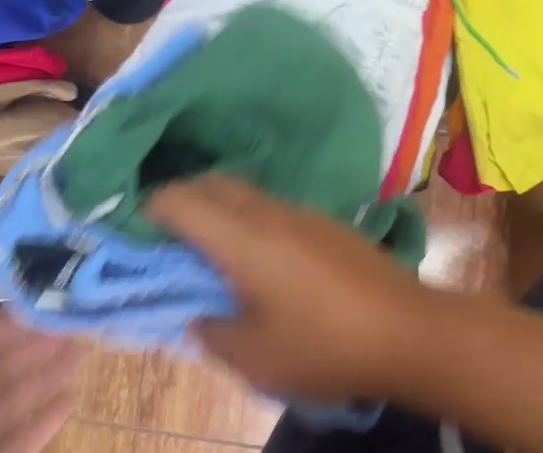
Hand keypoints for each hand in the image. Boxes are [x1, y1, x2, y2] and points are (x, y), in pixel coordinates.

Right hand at [146, 173, 442, 402]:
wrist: (408, 329)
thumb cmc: (325, 345)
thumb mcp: (256, 359)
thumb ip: (214, 332)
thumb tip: (200, 313)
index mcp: (242, 238)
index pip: (182, 200)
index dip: (150, 207)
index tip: (134, 227)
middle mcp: (268, 211)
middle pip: (212, 183)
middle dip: (181, 197)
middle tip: (163, 233)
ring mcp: (301, 211)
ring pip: (244, 190)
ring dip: (217, 205)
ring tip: (206, 244)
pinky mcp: (325, 222)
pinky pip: (270, 205)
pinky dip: (246, 216)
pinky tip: (255, 253)